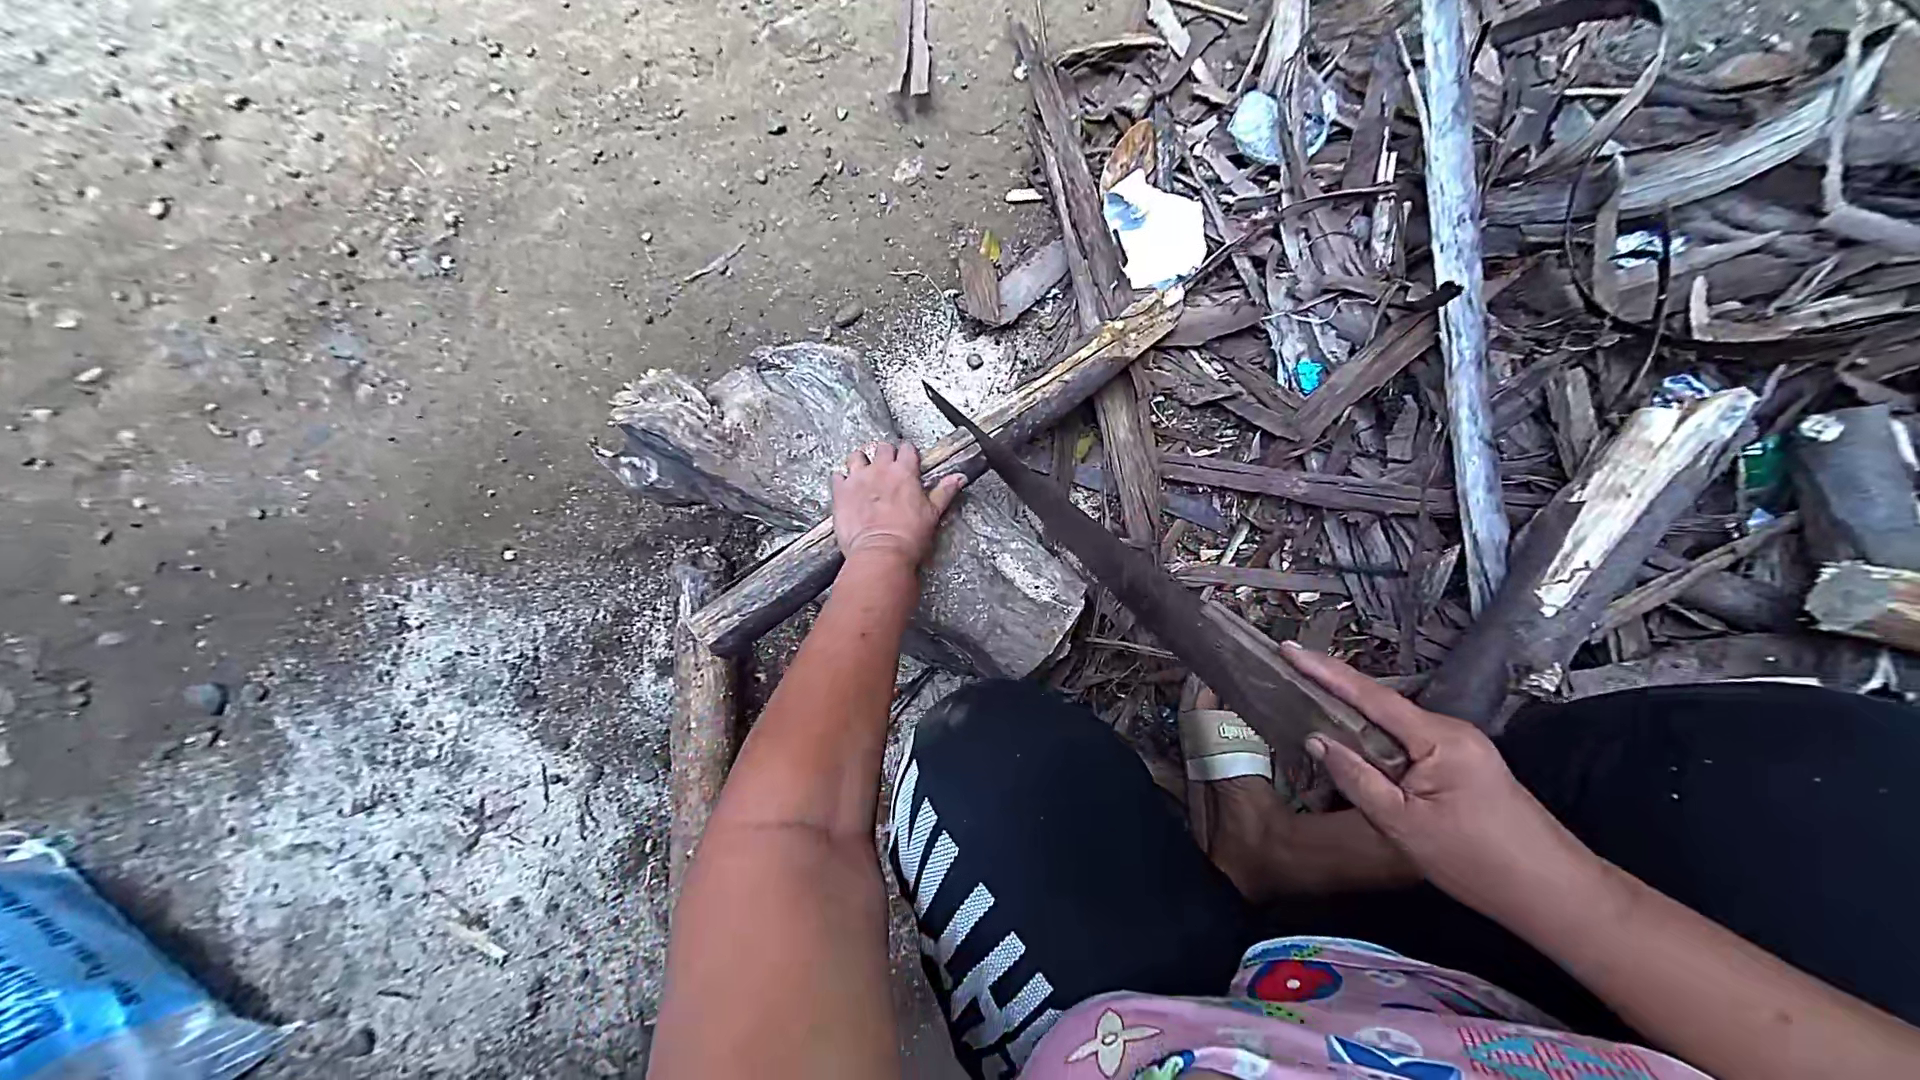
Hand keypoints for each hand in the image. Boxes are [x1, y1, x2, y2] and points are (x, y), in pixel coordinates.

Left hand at [830, 441, 965, 566]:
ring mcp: (858, 479)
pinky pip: (837, 476)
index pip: (907, 449)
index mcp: (904, 472)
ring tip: (864, 471)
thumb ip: (944, 492)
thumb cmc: (908, 537)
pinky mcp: (841, 492)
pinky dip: (842, 479)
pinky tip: (847, 487)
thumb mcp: (933, 514)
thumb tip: (958, 478)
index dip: (908, 454)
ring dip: (861, 461)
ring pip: (857, 456)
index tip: (908, 461)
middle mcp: (880, 470)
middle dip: (885, 454)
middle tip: (887, 468)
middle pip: (882, 448)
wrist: (880, 553)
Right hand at [1283, 644, 1603, 919]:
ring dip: (1354, 721)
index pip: (1370, 696)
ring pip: (1392, 727)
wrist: (1561, 899)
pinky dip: (1375, 742)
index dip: (1325, 671)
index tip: (1289, 649)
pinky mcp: (1463, 765)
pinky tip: (1353, 748)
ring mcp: (1460, 748)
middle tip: (1289, 676)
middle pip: (1380, 706)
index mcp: (1439, 738)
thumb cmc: (1481, 863)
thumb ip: (1355, 778)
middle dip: (1334, 691)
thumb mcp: (1403, 825)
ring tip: (1310, 709)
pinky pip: (1406, 744)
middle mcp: (1451, 731)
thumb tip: (1316, 740)